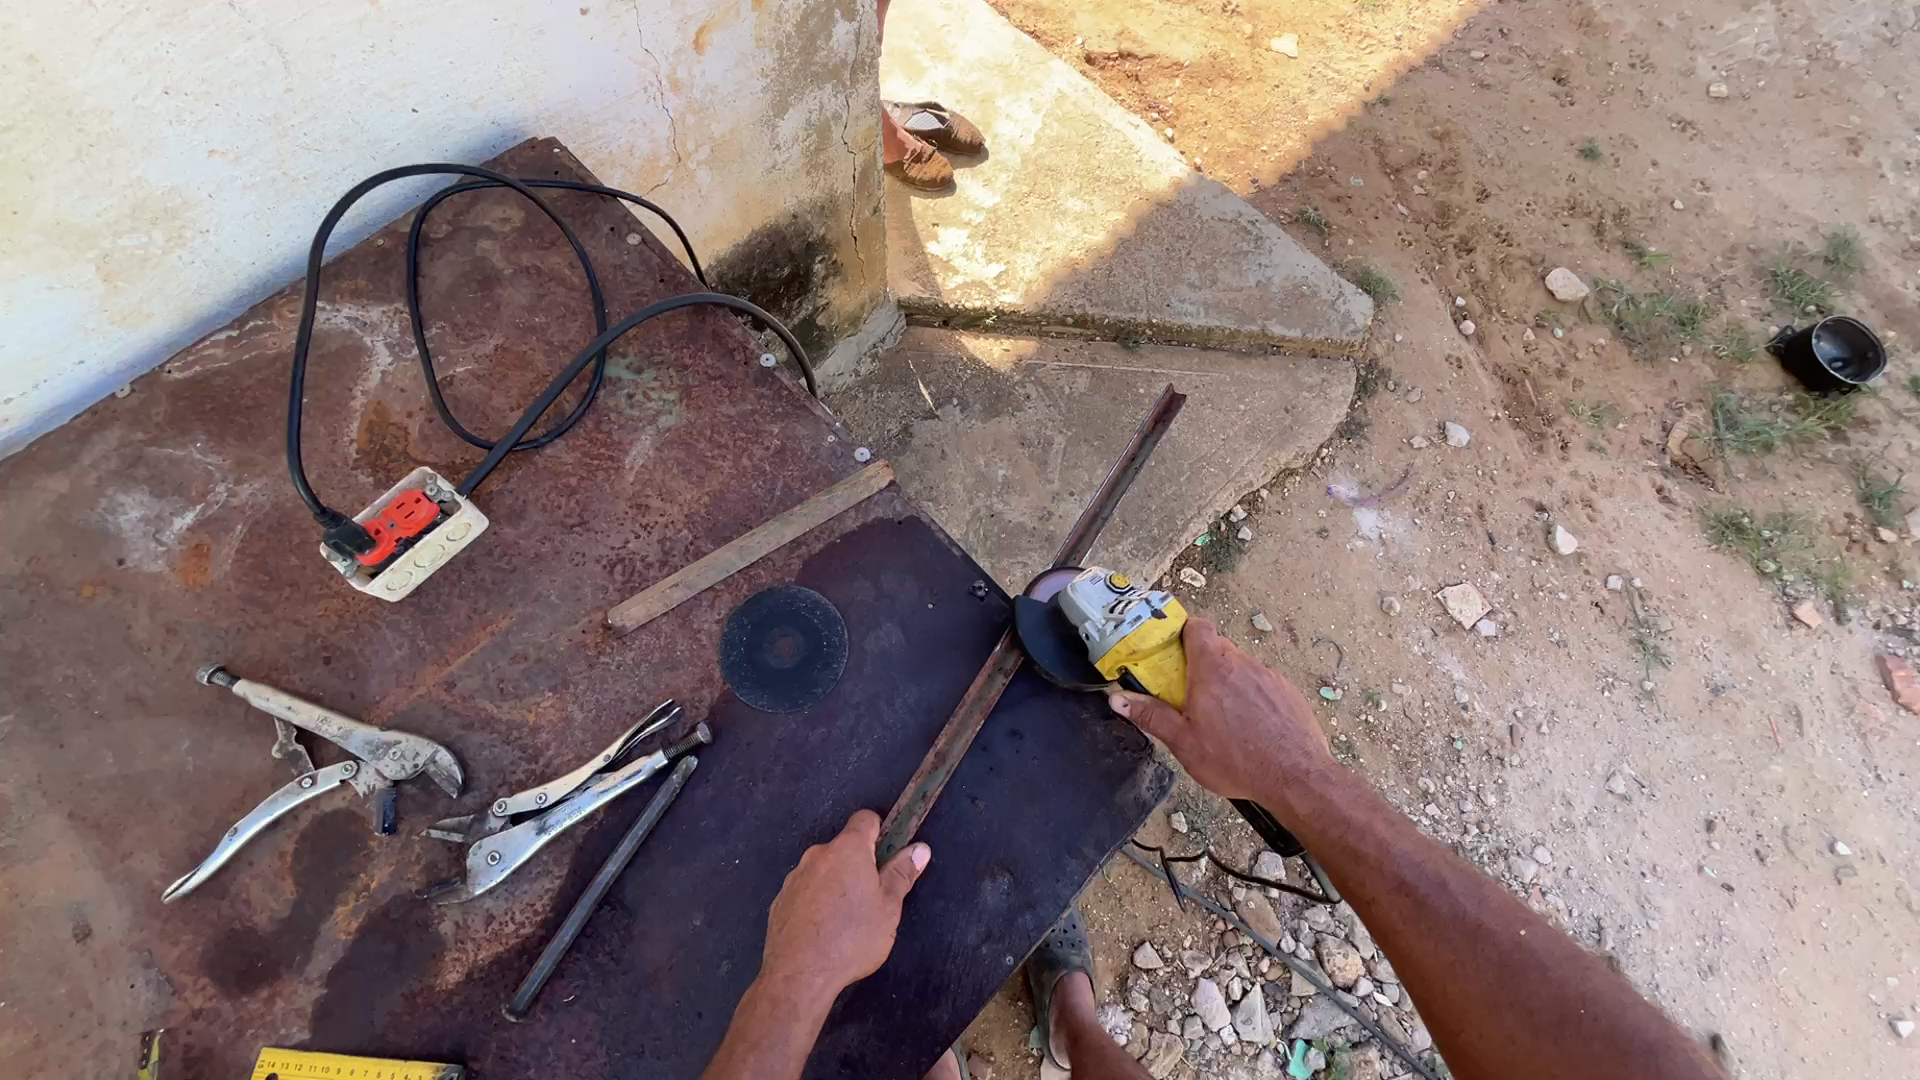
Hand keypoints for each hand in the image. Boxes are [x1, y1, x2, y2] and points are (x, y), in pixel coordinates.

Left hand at [760, 809, 930, 1002]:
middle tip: (870, 897)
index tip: (887, 855)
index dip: (880, 831)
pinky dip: (815, 902)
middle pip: (844, 847)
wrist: (797, 976)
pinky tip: (822, 931)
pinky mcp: (780, 900)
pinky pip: (805, 891)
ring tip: (845, 920)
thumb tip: (919, 849)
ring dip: (835, 883)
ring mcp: (795, 877)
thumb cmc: (850, 938)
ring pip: (823, 870)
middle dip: (858, 864)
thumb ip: (902, 873)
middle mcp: (818, 854)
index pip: (865, 818)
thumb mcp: (888, 908)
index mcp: (848, 848)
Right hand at [1108, 617, 1333, 800]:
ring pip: (1239, 668)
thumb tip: (1119, 699)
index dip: (1183, 633)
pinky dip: (1251, 698)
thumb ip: (1151, 716)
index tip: (1171, 651)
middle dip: (1200, 666)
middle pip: (1216, 649)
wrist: (1297, 778)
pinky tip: (1248, 728)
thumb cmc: (1238, 760)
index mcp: (1212, 669)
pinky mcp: (1286, 693)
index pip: (1197, 627)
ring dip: (1226, 684)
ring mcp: (1268, 677)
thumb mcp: (1183, 742)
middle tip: (1189, 694)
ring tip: (1221, 718)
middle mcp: (1241, 664)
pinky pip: (1261, 685)